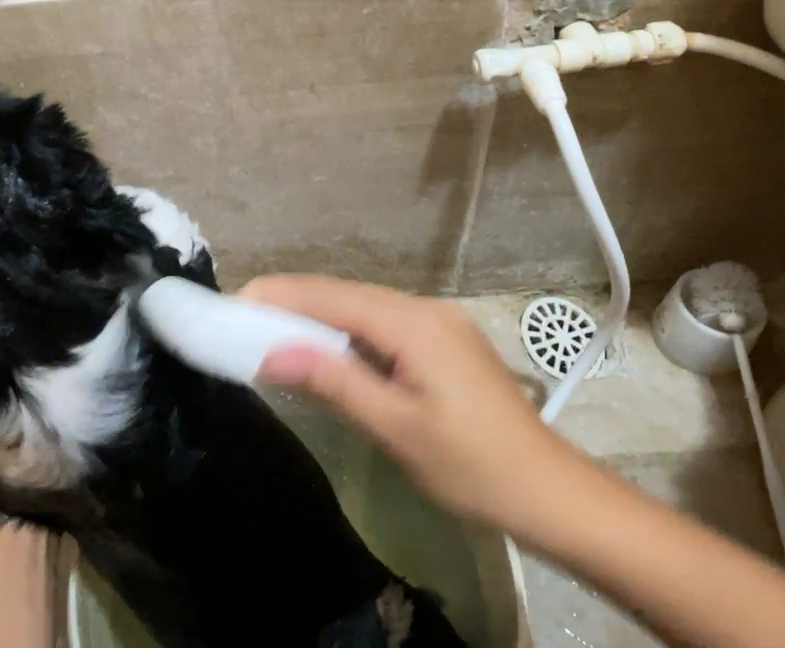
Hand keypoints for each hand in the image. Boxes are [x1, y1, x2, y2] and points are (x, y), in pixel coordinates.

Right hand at [240, 274, 587, 530]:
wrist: (547, 489)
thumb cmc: (470, 465)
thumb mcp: (395, 427)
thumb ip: (334, 381)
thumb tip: (271, 351)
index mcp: (415, 324)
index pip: (334, 296)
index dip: (282, 295)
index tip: (236, 300)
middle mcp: (427, 309)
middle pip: (349, 295)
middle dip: (296, 302)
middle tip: (245, 318)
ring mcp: (441, 323)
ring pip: (367, 308)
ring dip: (321, 317)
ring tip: (274, 331)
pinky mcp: (447, 342)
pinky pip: (386, 325)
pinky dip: (350, 332)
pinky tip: (329, 350)